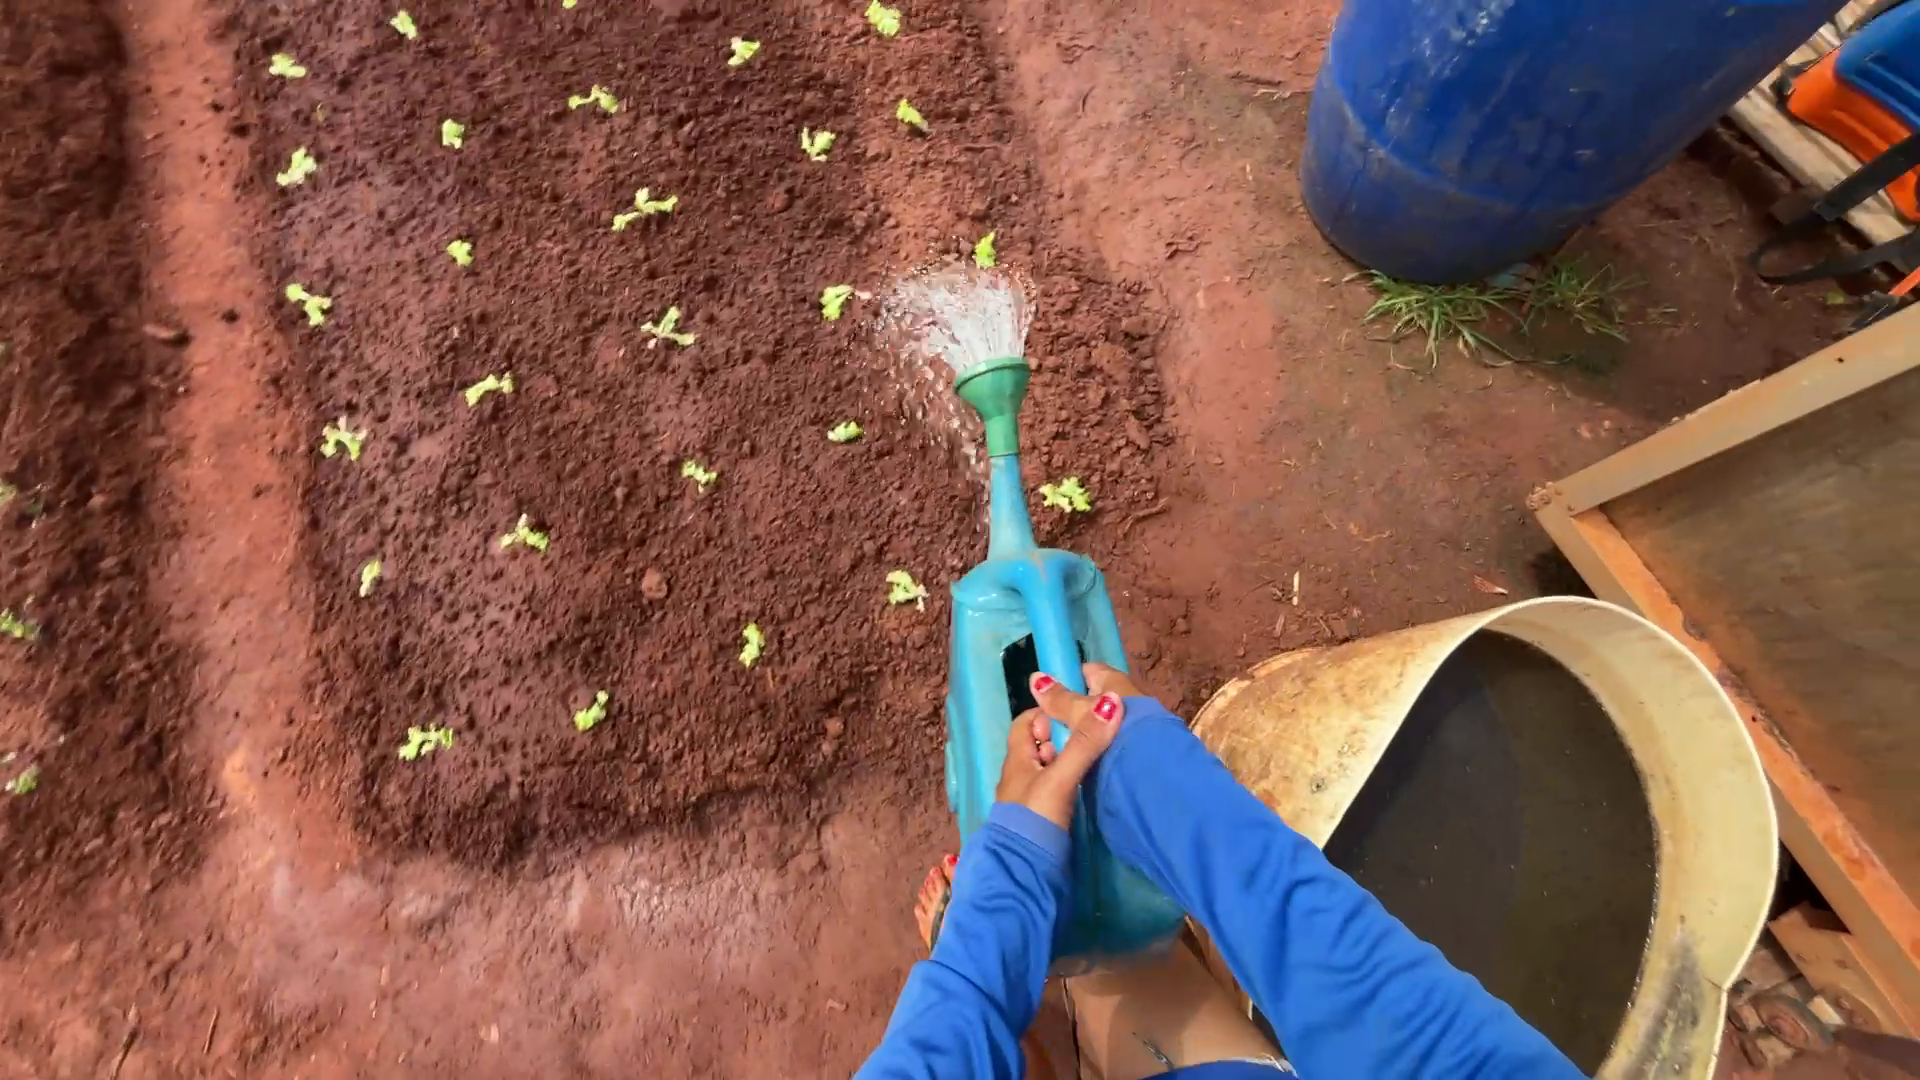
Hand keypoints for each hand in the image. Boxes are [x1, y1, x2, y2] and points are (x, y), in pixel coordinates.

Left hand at [994, 663, 1140, 828]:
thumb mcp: (1061, 777)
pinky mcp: (1046, 819)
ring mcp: (1032, 799)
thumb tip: (1110, 702)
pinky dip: (1073, 781)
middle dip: (1063, 735)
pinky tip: (1092, 784)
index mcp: (1017, 760)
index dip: (1046, 711)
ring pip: (1051, 768)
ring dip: (1070, 759)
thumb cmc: (1035, 818)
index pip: (1025, 723)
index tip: (1073, 709)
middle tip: (1092, 732)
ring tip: (1097, 756)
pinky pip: (1059, 789)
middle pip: (1040, 745)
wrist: (1025, 874)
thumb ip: (1084, 744)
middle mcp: (1021, 776)